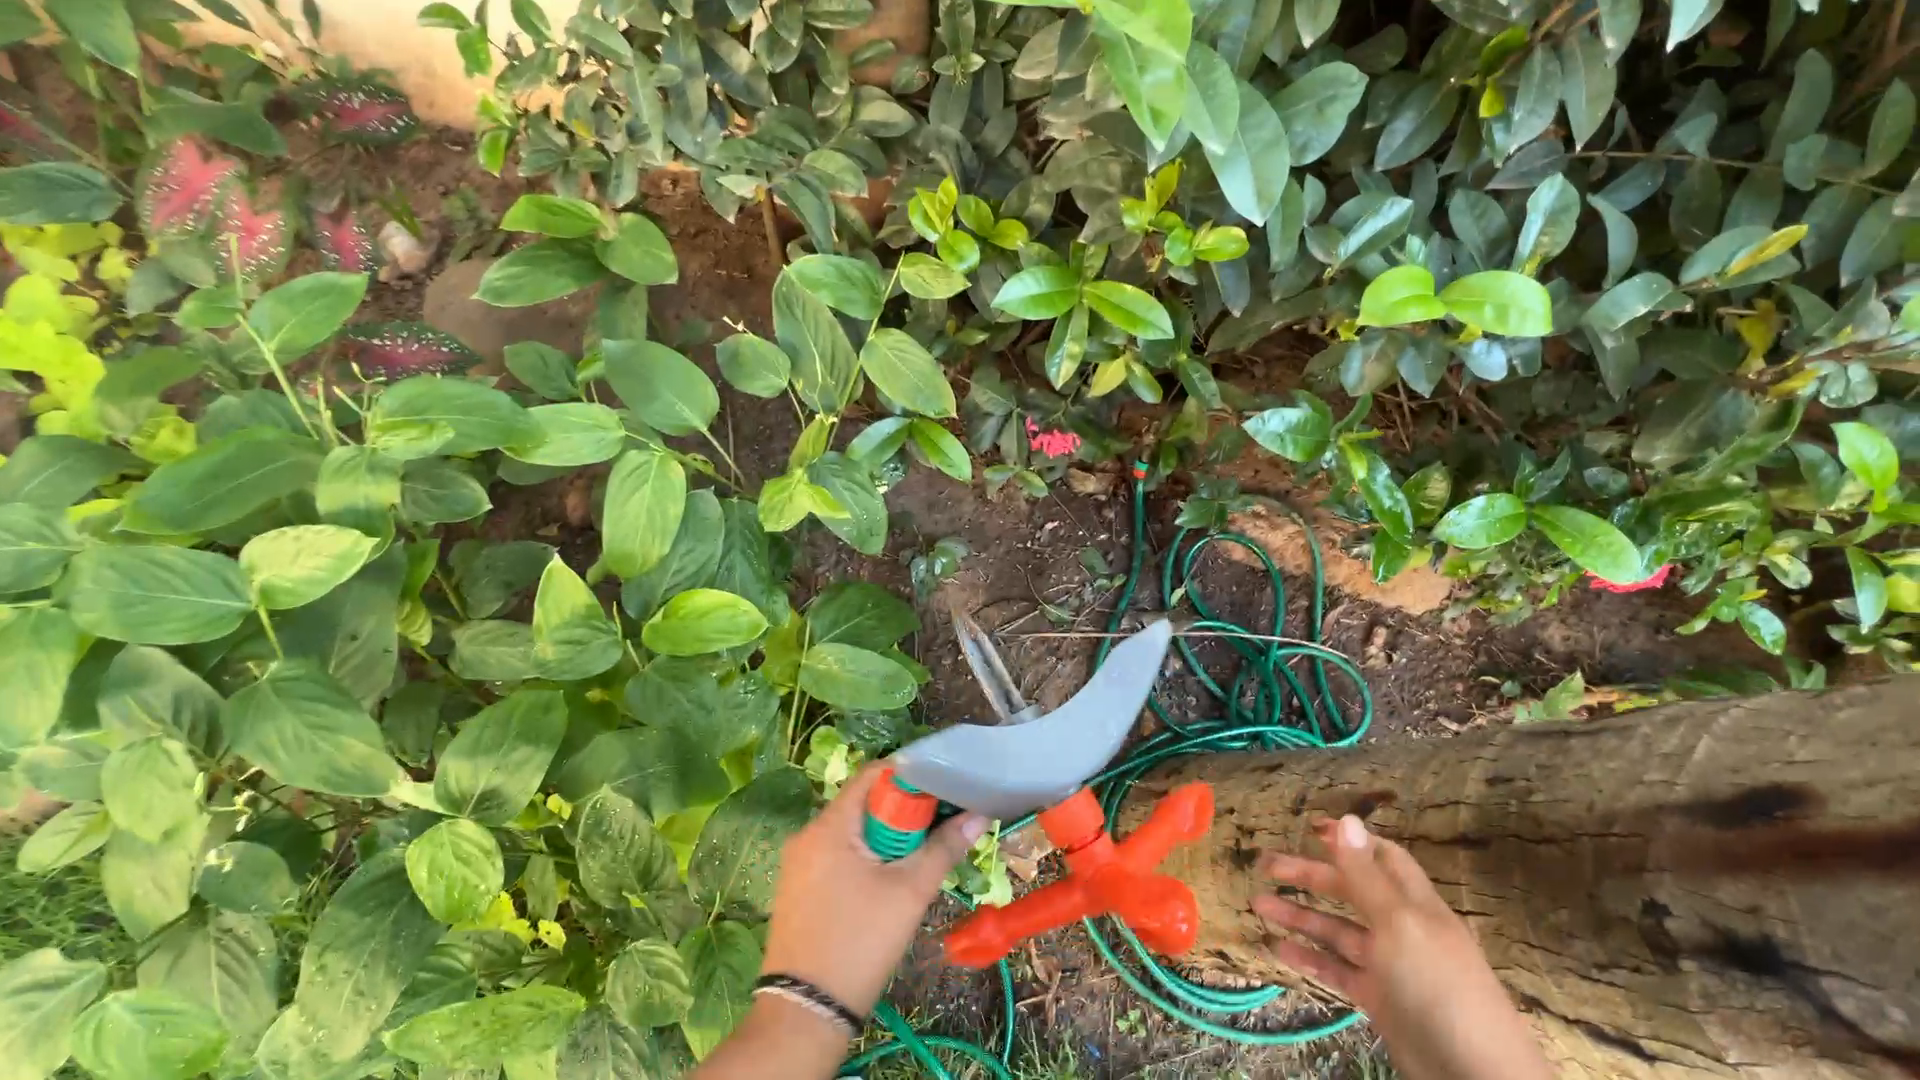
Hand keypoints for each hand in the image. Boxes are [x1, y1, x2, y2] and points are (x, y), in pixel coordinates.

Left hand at [760, 762, 986, 1016]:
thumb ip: (943, 848)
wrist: (807, 1011)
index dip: (911, 776)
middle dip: (904, 811)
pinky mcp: (799, 887)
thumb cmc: (860, 942)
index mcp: (830, 826)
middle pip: (863, 802)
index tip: (944, 789)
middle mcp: (808, 834)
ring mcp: (799, 862)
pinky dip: (867, 856)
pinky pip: (839, 854)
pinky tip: (890, 879)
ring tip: (922, 854)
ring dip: (888, 837)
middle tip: (941, 825)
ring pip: (853, 831)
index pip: (873, 775)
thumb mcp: (910, 892)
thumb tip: (978, 816)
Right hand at [1254, 815, 1552, 1079]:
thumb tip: (1346, 818)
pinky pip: (1337, 970)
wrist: (1472, 1074)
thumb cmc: (1438, 986)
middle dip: (1309, 875)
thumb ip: (1366, 876)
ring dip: (1299, 915)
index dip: (1347, 841)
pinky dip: (1308, 958)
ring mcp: (1389, 966)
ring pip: (1337, 931)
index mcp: (1414, 903)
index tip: (1307, 828)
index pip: (1381, 858)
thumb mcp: (1399, 924)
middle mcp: (1401, 928)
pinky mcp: (1378, 999)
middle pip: (1350, 891)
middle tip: (1264, 865)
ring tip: (1258, 905)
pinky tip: (1278, 950)